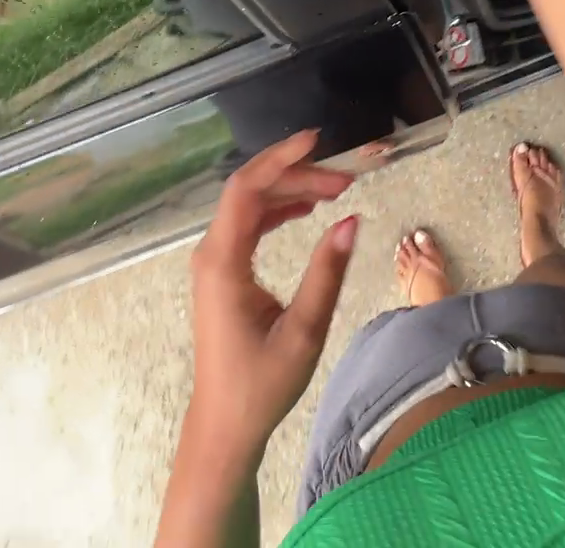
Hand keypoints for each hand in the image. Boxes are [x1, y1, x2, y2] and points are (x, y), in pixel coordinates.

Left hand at [184, 129, 359, 462]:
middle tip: (344, 180)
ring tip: (335, 190)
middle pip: (251, 191)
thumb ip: (327, 273)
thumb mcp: (303, 331)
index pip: (247, 188)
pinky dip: (278, 209)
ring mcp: (215, 260)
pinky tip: (306, 208)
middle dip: (297, 176)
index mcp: (223, 261)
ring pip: (251, 205)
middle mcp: (212, 252)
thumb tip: (352, 220)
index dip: (280, 158)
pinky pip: (249, 224)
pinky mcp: (224, 271)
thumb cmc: (261, 384)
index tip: (316, 140)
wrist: (225, 424)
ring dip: (290, 191)